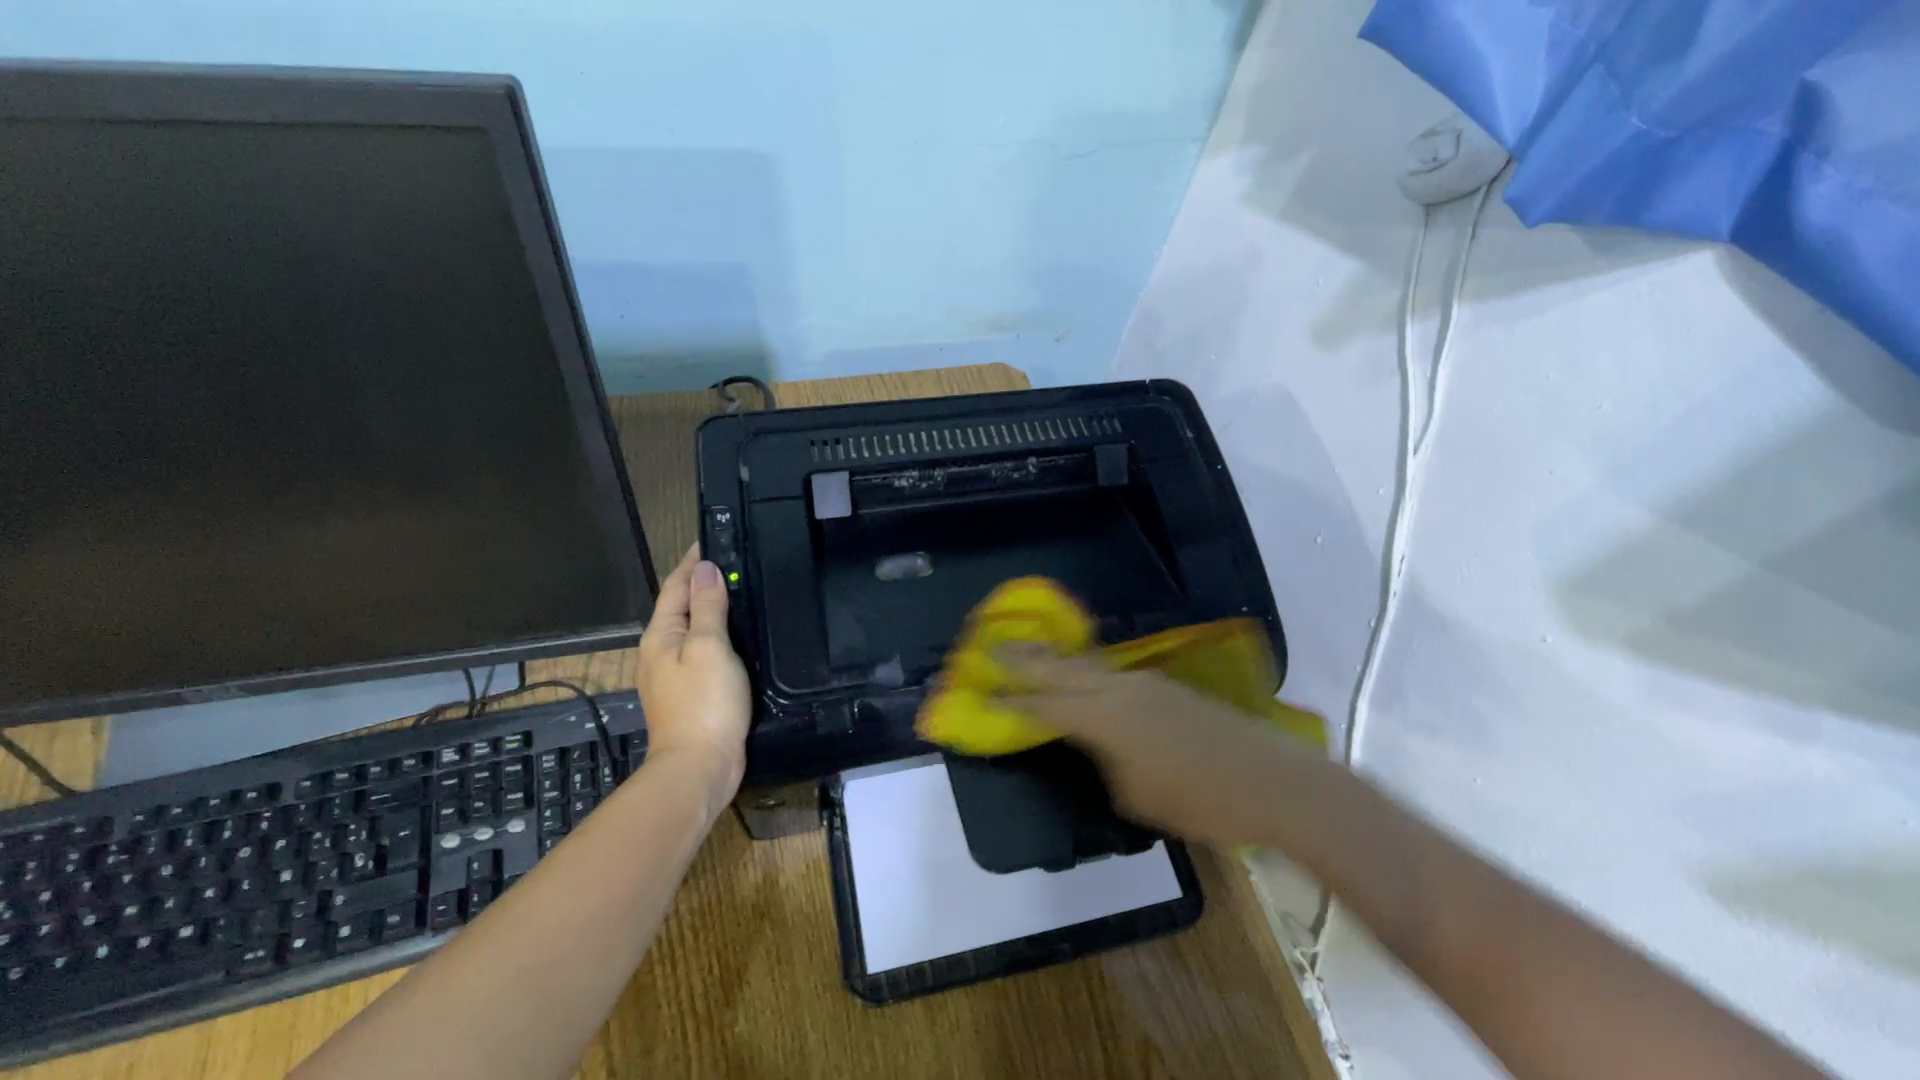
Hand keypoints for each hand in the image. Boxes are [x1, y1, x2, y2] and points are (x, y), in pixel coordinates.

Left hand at [636, 545, 750, 808]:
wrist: (698, 766)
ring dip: (710, 611)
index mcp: (660, 636)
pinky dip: (717, 638)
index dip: (692, 563)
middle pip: (680, 608)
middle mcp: (660, 652)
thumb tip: (706, 570)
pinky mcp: (689, 696)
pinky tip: (736, 641)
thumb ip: (708, 607)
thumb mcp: (709, 646)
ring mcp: (672, 677)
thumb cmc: (704, 702)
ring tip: (737, 595)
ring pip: (691, 632)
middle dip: (701, 584)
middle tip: (733, 564)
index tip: (711, 540)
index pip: (675, 587)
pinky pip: (702, 654)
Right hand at [999, 645, 1327, 848]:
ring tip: (1028, 651)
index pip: (1042, 704)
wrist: (1276, 783)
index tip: (977, 690)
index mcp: (1104, 717)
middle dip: (1022, 658)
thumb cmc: (1201, 802)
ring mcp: (1147, 683)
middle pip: (1060, 668)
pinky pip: (1111, 673)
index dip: (1008, 700)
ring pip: (1088, 665)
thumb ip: (1102, 764)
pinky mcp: (1168, 688)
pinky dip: (1085, 670)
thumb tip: (1090, 747)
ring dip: (1055, 659)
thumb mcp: (1135, 797)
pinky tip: (1081, 675)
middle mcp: (1119, 688)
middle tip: (989, 645)